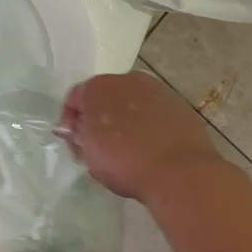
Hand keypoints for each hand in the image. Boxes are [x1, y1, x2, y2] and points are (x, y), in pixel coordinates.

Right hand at [58, 71, 229, 203]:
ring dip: (125, 121)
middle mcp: (127, 79)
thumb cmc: (123, 160)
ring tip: (127, 150)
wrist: (179, 171)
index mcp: (98, 86)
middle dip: (98, 119)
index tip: (75, 146)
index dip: (70, 123)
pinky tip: (151, 148)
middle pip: (104, 98)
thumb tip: (73, 128)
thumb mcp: (87, 153)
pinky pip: (155, 114)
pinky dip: (149, 126)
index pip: (75, 98)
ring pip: (132, 104)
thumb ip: (76, 135)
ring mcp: (158, 90)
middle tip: (99, 149)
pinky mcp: (181, 106)